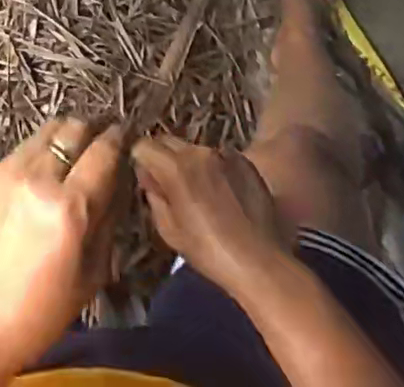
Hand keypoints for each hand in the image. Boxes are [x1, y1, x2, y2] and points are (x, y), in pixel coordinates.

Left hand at [0, 117, 125, 375]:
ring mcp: (14, 170)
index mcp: (69, 208)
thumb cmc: (44, 309)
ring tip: (79, 148)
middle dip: (94, 129)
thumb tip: (120, 179)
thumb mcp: (93, 271)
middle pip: (75, 128)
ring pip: (51, 128)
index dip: (118, 139)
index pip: (103, 151)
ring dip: (70, 132)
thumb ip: (109, 216)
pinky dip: (47, 143)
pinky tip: (54, 162)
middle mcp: (41, 178)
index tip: (127, 135)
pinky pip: (30, 142)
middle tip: (105, 140)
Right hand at [132, 136, 291, 293]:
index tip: (149, 183)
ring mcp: (224, 153)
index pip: (144, 146)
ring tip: (203, 194)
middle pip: (168, 141)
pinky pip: (220, 157)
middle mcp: (198, 152)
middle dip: (164, 159)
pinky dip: (216, 168)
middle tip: (172, 189)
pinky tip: (225, 194)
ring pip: (195, 150)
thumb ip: (153, 197)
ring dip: (191, 164)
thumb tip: (150, 180)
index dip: (142, 163)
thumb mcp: (169, 230)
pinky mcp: (245, 161)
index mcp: (175, 167)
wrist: (260, 262)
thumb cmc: (208, 252)